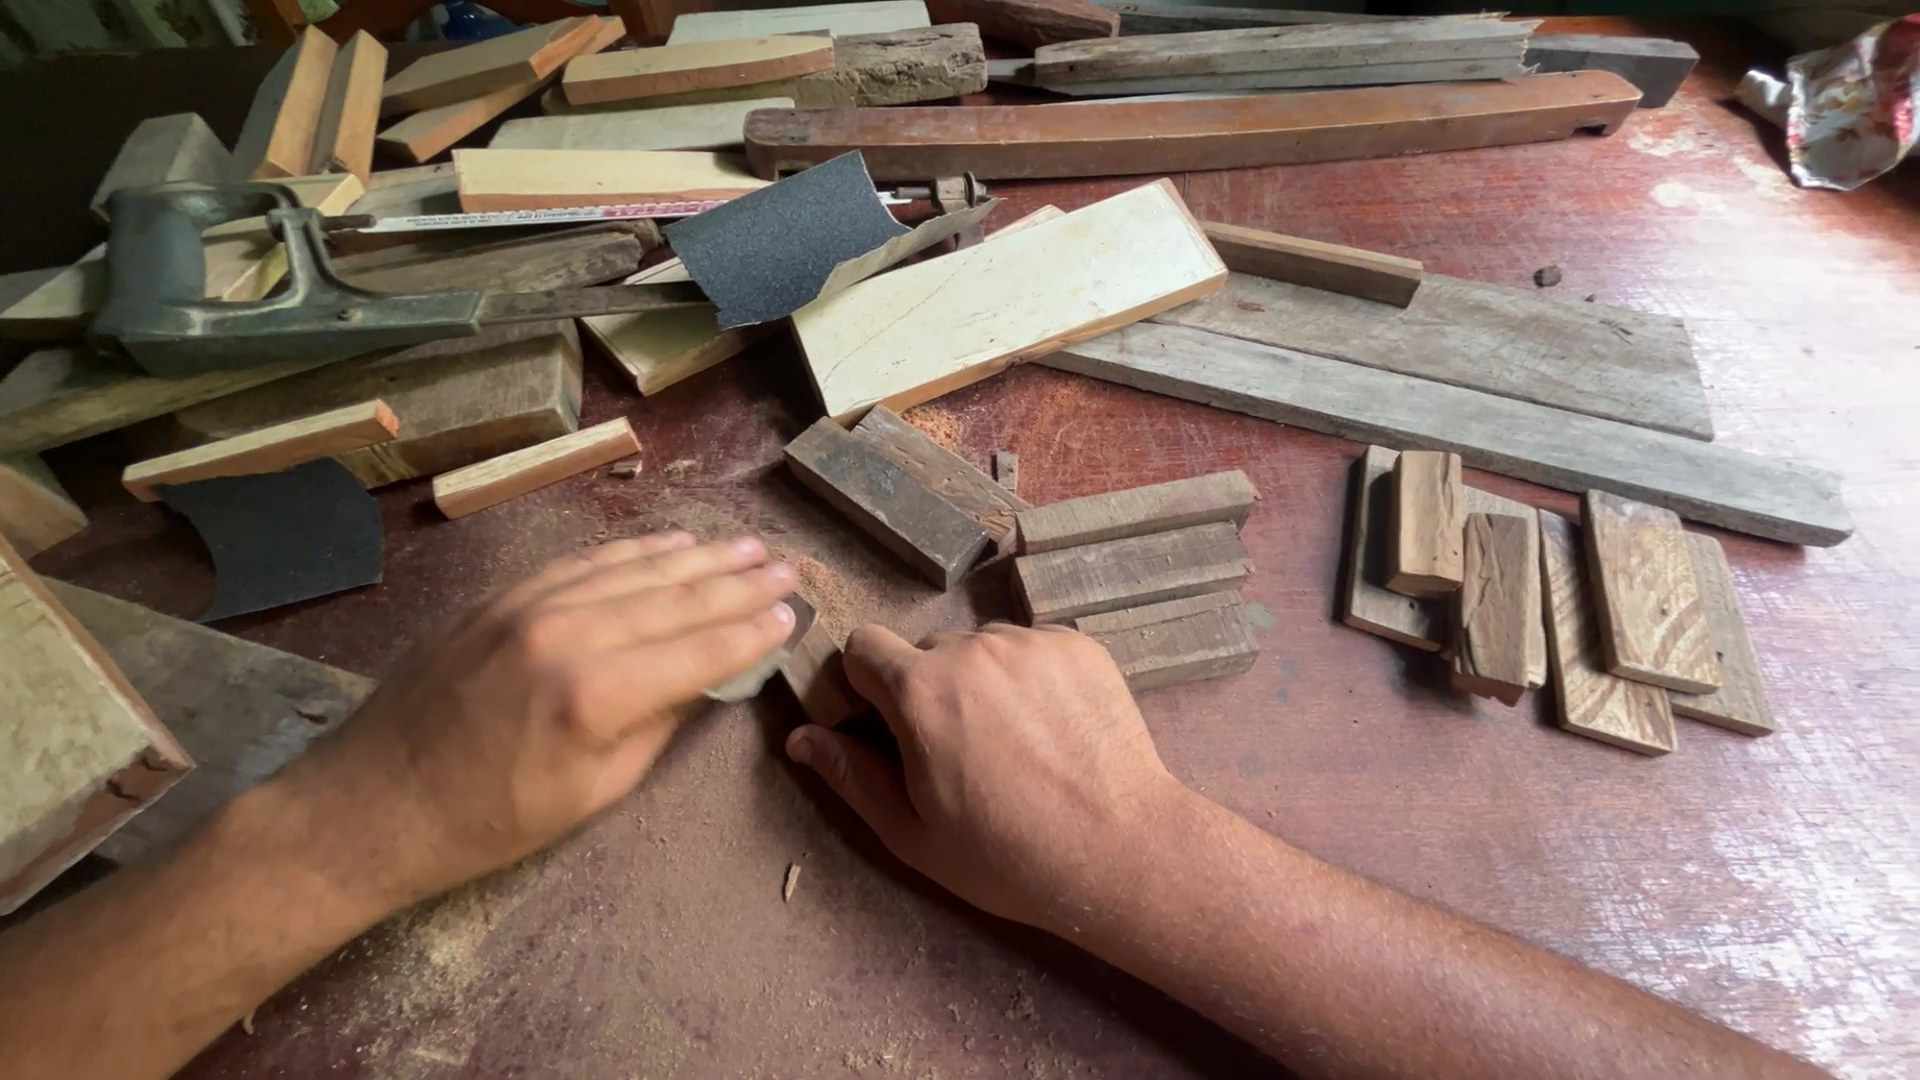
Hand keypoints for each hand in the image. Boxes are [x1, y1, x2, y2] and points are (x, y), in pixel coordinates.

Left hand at [278, 533, 796, 907]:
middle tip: (786, 570)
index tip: (791, 616)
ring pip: (640, 568)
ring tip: (749, 546)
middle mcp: (571, 634)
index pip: (702, 650)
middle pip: (679, 598)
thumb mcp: (598, 790)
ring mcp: (533, 604)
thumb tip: (712, 675)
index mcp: (598, 696)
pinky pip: (589, 560)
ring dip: (702, 555)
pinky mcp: (506, 594)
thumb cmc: (494, 819)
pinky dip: (639, 549)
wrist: (368, 806)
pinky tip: (674, 541)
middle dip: (742, 584)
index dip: (753, 633)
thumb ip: (662, 721)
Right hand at [783, 623, 1188, 932]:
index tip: (892, 721)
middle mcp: (971, 648)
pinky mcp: (1076, 643)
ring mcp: (1029, 641)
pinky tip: (1055, 725)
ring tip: (1019, 738)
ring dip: (985, 679)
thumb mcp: (913, 833)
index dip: (870, 682)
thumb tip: (799, 737)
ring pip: (983, 646)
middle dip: (932, 688)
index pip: (864, 645)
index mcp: (919, 690)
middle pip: (928, 650)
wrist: (1121, 849)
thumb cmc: (1007, 854)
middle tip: (966, 746)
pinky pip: (1033, 646)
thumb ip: (851, 776)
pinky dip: (1033, 675)